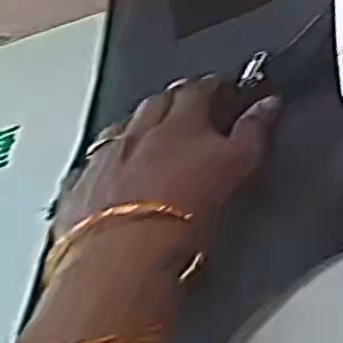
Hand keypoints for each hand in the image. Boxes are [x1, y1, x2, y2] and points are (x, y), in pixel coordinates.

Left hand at [54, 76, 279, 273]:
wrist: (124, 257)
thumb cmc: (185, 209)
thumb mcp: (242, 162)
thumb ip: (256, 127)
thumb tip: (267, 105)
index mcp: (180, 122)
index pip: (197, 89)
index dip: (212, 85)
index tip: (221, 87)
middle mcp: (137, 135)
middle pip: (154, 103)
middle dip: (173, 98)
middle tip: (188, 103)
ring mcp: (101, 164)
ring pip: (118, 130)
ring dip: (135, 126)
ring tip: (150, 133)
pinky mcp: (74, 195)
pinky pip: (87, 167)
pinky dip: (102, 163)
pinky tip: (110, 170)